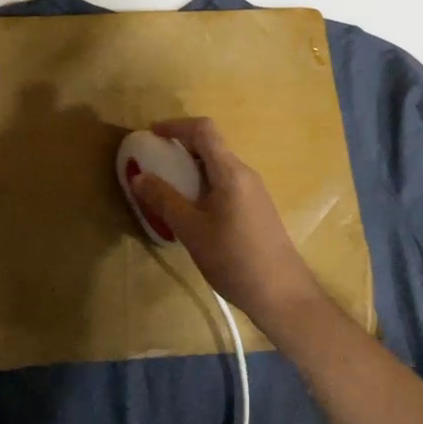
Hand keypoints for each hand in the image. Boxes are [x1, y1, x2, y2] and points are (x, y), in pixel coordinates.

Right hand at [130, 117, 324, 322]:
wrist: (284, 297)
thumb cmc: (235, 259)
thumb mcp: (191, 230)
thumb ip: (164, 199)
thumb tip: (138, 176)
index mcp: (230, 172)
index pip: (203, 130)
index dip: (175, 126)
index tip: (152, 135)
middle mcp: (245, 174)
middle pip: (210, 146)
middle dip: (180, 148)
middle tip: (155, 164)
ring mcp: (254, 192)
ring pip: (218, 166)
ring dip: (191, 169)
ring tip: (169, 189)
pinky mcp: (257, 209)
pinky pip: (225, 183)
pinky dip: (203, 185)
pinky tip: (193, 212)